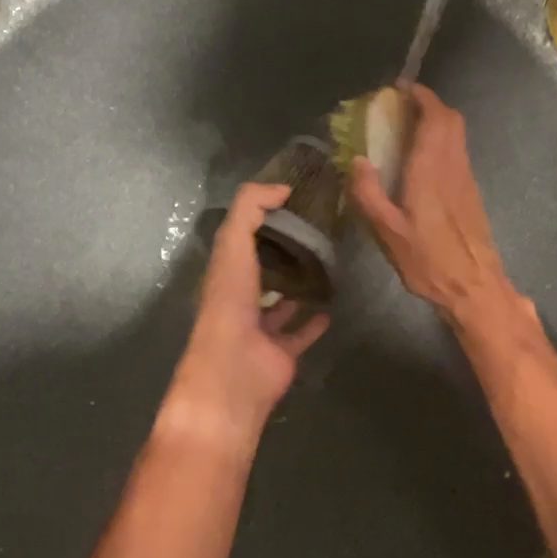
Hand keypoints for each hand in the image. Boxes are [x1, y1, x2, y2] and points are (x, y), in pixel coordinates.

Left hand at [164, 183, 329, 449]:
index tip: (295, 198)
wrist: (235, 370)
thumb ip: (250, 209)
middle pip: (263, 268)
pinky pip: (301, 332)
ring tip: (328, 264)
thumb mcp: (234, 244)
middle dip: (283, 250)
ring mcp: (260, 328)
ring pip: (281, 301)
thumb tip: (280, 187)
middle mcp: (240, 298)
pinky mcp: (282, 352)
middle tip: (318, 230)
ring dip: (299, 285)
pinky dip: (314, 320)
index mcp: (224, 272)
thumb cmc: (230, 303)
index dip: (263, 216)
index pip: (242, 237)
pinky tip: (332, 306)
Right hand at [349, 85, 518, 324]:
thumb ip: (369, 193)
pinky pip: (457, 152)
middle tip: (402, 107)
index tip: (401, 89)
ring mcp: (466, 178)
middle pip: (451, 119)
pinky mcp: (471, 192)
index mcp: (431, 169)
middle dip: (429, 104)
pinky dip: (441, 142)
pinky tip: (420, 162)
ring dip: (436, 122)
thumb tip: (358, 160)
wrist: (474, 287)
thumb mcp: (387, 232)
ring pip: (457, 135)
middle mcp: (453, 165)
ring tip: (407, 129)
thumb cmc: (428, 261)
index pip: (435, 116)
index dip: (421, 96)